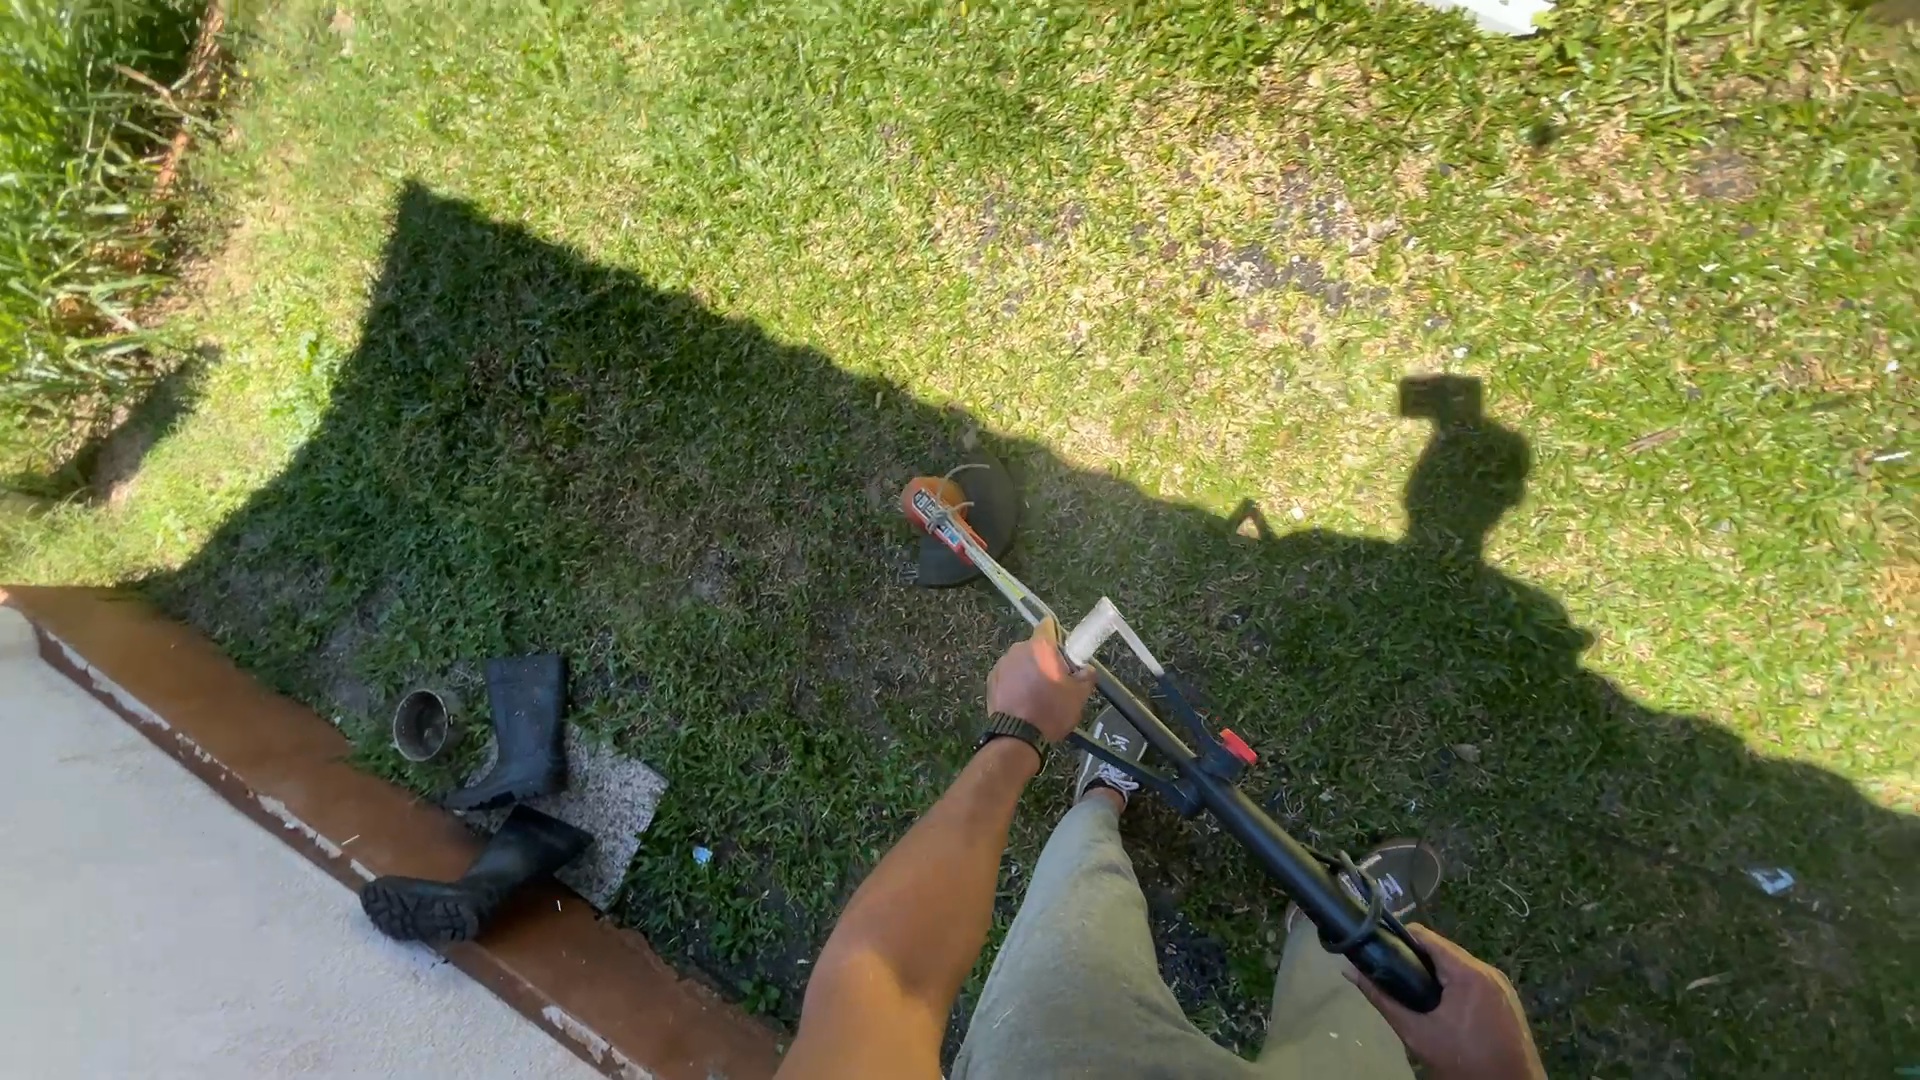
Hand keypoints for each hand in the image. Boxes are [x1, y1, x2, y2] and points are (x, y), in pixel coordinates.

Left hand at [985, 617, 1095, 741]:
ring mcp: (1001, 664)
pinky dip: (1014, 683)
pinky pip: (1008, 675)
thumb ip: (1086, 675)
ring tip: (1036, 695)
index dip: (1058, 636)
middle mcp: (1018, 649)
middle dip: (1044, 659)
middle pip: (1035, 647)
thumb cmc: (1051, 710)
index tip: (1064, 653)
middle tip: (1054, 681)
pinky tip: (1021, 701)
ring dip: (1028, 671)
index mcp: (1040, 646)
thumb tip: (1086, 669)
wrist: (1016, 736)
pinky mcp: (991, 680)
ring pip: (1020, 661)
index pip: (1048, 626)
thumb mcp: (1079, 695)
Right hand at [1345, 925, 1546, 1079]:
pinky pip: (1472, 976)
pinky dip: (1452, 981)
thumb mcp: (1416, 1033)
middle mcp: (1488, 971)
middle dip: (1415, 957)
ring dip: (1434, 970)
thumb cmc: (1464, 1064)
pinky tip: (1440, 1002)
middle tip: (1393, 973)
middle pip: (1440, 947)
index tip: (1378, 949)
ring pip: (1456, 961)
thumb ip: (1381, 998)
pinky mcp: (1507, 998)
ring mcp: (1501, 984)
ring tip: (1413, 989)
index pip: (1424, 935)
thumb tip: (1348, 970)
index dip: (1397, 937)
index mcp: (1468, 973)